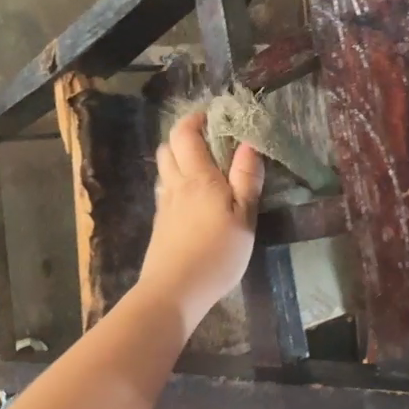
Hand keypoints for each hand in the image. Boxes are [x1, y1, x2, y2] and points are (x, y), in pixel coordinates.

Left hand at [134, 111, 263, 323]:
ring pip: (164, 170)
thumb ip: (246, 180)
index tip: (212, 117)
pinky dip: (175, 185)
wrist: (173, 291)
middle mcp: (175, 185)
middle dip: (184, 138)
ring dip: (178, 161)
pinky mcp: (159, 225)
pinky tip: (191, 201)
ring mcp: (163, 206)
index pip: (186, 135)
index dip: (195, 120)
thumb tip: (248, 143)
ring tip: (202, 170)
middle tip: (208, 142)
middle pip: (168, 148)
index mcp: (198, 178)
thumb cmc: (216, 253)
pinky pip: (164, 192)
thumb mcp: (243, 217)